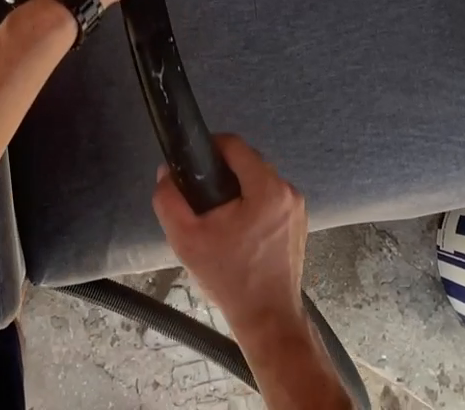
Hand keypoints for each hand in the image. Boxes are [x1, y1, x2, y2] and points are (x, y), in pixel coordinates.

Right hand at [151, 135, 307, 335]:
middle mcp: (287, 191)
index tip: (192, 166)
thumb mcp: (186, 239)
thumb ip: (169, 200)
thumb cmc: (229, 277)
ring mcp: (297, 208)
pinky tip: (237, 228)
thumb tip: (165, 174)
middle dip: (222, 171)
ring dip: (237, 188)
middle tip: (200, 195)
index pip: (234, 144)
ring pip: (259, 180)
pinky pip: (271, 199)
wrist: (267, 319)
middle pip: (248, 161)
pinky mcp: (299, 224)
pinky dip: (253, 204)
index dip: (208, 147)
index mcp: (266, 188)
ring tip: (216, 214)